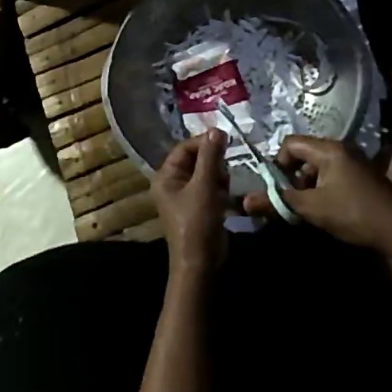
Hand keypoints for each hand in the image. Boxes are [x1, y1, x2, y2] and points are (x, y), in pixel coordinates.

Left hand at [153, 131, 230, 273]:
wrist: (201, 262)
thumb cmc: (197, 222)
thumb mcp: (204, 186)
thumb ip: (210, 157)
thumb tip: (217, 129)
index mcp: (165, 177)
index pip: (184, 148)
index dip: (204, 142)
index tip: (225, 140)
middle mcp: (173, 183)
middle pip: (196, 159)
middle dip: (213, 163)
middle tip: (225, 171)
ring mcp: (187, 196)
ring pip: (206, 173)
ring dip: (218, 177)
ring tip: (223, 189)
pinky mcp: (200, 206)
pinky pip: (212, 187)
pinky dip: (220, 189)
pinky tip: (226, 198)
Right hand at [243, 136, 391, 252]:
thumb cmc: (354, 215)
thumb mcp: (311, 209)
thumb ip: (278, 201)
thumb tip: (244, 200)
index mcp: (329, 150)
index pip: (290, 144)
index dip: (278, 165)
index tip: (279, 189)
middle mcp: (341, 149)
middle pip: (303, 155)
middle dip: (292, 178)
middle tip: (292, 202)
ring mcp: (353, 161)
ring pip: (317, 167)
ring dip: (307, 186)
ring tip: (309, 210)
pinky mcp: (361, 175)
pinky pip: (331, 174)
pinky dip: (322, 189)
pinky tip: (326, 211)